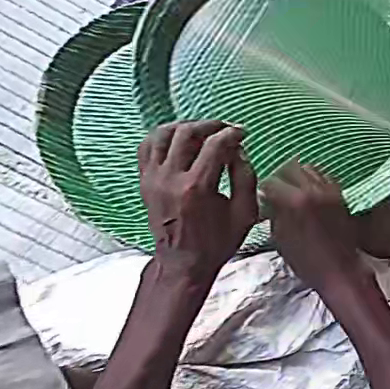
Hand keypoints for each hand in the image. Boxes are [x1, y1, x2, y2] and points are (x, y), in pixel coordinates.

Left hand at [138, 121, 257, 284]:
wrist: (182, 263)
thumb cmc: (216, 242)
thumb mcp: (245, 214)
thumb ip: (245, 178)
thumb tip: (239, 151)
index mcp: (197, 188)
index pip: (215, 145)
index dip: (232, 134)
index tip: (242, 134)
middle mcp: (171, 179)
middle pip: (187, 133)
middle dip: (210, 125)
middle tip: (225, 129)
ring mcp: (153, 179)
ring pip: (163, 134)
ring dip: (185, 126)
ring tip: (202, 131)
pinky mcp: (144, 181)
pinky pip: (147, 147)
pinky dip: (162, 137)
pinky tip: (177, 139)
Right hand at [262, 164, 366, 291]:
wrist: (341, 270)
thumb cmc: (307, 262)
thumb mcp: (280, 239)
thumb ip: (273, 214)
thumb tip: (268, 200)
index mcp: (294, 201)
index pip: (271, 182)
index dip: (264, 190)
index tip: (263, 197)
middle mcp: (312, 190)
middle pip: (290, 167)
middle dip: (280, 177)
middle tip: (276, 190)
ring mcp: (329, 190)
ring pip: (308, 168)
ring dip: (297, 175)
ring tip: (293, 189)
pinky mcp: (340, 195)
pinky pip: (324, 176)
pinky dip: (314, 179)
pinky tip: (310, 192)